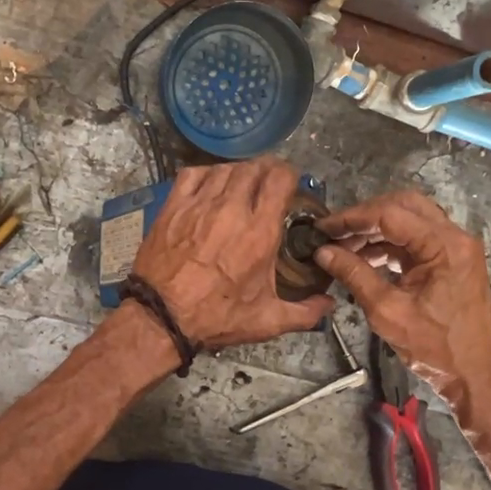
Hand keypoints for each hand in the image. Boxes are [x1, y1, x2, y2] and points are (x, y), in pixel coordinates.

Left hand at [131, 159, 335, 348]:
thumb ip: (305, 312)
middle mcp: (231, 210)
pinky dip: (206, 174)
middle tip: (265, 185)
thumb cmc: (215, 317)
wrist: (161, 317)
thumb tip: (329, 305)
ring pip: (224, 169)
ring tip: (239, 186)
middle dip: (264, 172)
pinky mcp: (173, 207)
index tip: (288, 186)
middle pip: (253, 168)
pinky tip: (209, 187)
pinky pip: (192, 175)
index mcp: (259, 232)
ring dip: (236, 173)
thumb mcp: (267, 321)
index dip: (287, 176)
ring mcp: (199, 205)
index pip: (280, 179)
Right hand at [314, 190, 490, 402]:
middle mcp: (455, 237)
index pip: (391, 213)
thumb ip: (354, 275)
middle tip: (334, 233)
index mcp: (444, 246)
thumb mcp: (386, 311)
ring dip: (376, 230)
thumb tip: (323, 252)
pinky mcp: (451, 261)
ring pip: (410, 219)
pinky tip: (363, 259)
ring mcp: (455, 248)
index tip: (323, 228)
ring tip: (343, 248)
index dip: (352, 218)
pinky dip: (389, 244)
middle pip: (404, 206)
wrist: (474, 374)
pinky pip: (416, 240)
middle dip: (365, 216)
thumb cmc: (433, 347)